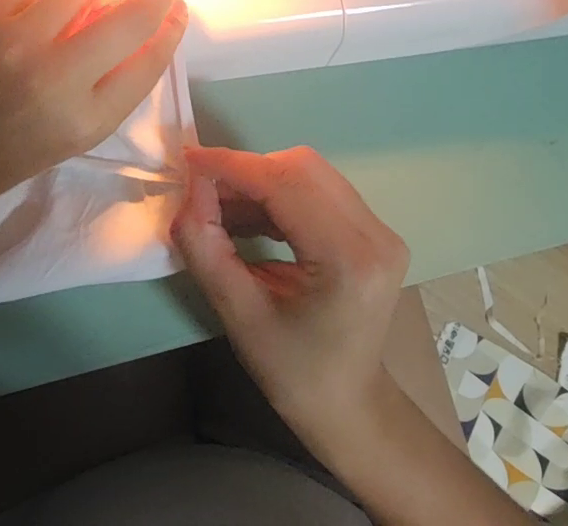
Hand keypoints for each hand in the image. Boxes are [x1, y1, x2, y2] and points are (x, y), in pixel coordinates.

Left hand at [0, 0, 187, 219]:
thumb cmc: (10, 152)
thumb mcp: (76, 133)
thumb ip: (118, 83)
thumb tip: (157, 24)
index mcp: (84, 119)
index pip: (148, 59)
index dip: (170, 26)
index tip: (176, 6)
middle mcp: (54, 76)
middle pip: (126, 16)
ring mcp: (13, 40)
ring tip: (89, 3)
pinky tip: (49, 4)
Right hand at [171, 145, 410, 459]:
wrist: (347, 405)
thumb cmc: (292, 370)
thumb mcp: (236, 313)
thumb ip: (205, 245)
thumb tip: (190, 189)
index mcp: (348, 259)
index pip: (285, 183)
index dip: (232, 166)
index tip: (187, 162)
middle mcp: (375, 234)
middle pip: (301, 168)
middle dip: (245, 171)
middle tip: (203, 193)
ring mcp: (380, 230)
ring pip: (309, 172)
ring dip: (259, 181)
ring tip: (221, 209)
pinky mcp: (372, 231)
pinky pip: (317, 189)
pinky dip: (277, 194)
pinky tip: (248, 218)